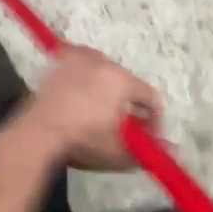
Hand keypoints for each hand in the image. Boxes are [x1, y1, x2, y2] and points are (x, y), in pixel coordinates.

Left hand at [8, 47, 161, 172]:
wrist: (39, 132)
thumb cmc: (83, 141)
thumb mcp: (121, 153)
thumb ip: (151, 151)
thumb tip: (173, 149)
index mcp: (121, 80)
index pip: (151, 98)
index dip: (154, 120)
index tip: (147, 137)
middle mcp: (101, 62)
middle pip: (127, 83)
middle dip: (130, 104)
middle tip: (122, 127)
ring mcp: (77, 58)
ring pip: (104, 72)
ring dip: (107, 89)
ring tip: (100, 113)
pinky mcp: (57, 61)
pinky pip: (80, 63)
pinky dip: (84, 75)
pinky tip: (80, 94)